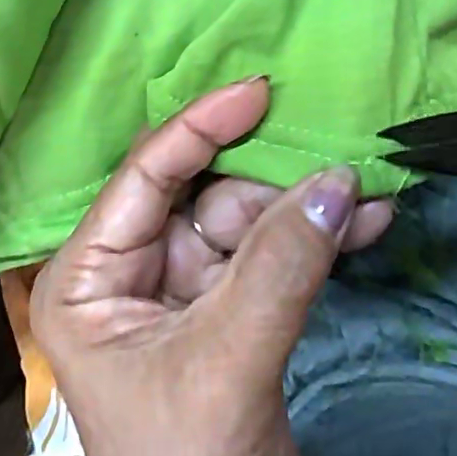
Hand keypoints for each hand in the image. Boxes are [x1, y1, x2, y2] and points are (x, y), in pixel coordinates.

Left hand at [30, 77, 391, 455]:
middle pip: (206, 192)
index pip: (146, 175)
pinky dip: (316, 238)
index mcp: (91, 275)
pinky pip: (273, 251)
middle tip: (333, 162)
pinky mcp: (227, 305)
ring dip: (307, 209)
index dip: (201, 125)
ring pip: (249, 218)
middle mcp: (130, 267)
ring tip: (365, 199)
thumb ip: (279, 268)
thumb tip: (334, 180)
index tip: (258, 91)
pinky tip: (366, 225)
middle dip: (271, 180)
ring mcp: (182, 285)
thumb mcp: (225, 365)